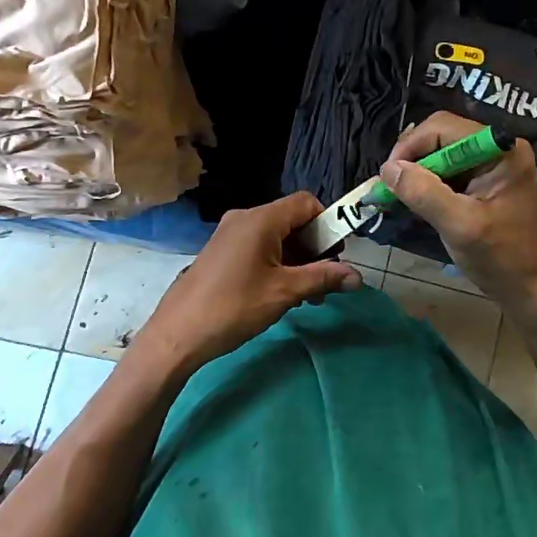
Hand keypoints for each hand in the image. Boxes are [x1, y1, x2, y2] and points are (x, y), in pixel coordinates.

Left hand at [128, 193, 361, 374]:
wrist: (178, 333)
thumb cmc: (234, 307)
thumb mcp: (284, 292)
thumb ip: (322, 278)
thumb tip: (358, 276)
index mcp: (260, 219)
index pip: (305, 203)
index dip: (326, 223)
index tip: (337, 254)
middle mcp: (243, 218)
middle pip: (291, 220)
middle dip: (314, 248)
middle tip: (324, 282)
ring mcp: (228, 235)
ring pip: (275, 237)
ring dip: (296, 261)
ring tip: (306, 296)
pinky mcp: (220, 252)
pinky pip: (257, 248)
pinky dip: (275, 264)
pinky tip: (279, 294)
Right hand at [379, 112, 536, 298]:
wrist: (524, 286)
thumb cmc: (499, 256)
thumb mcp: (460, 225)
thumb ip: (424, 193)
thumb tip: (387, 169)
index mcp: (501, 150)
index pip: (443, 127)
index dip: (410, 146)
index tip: (388, 176)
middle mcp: (497, 146)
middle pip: (439, 134)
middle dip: (411, 158)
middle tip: (391, 186)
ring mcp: (489, 162)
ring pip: (438, 150)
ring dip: (416, 170)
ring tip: (398, 193)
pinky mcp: (481, 178)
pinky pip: (445, 167)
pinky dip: (425, 181)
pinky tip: (413, 199)